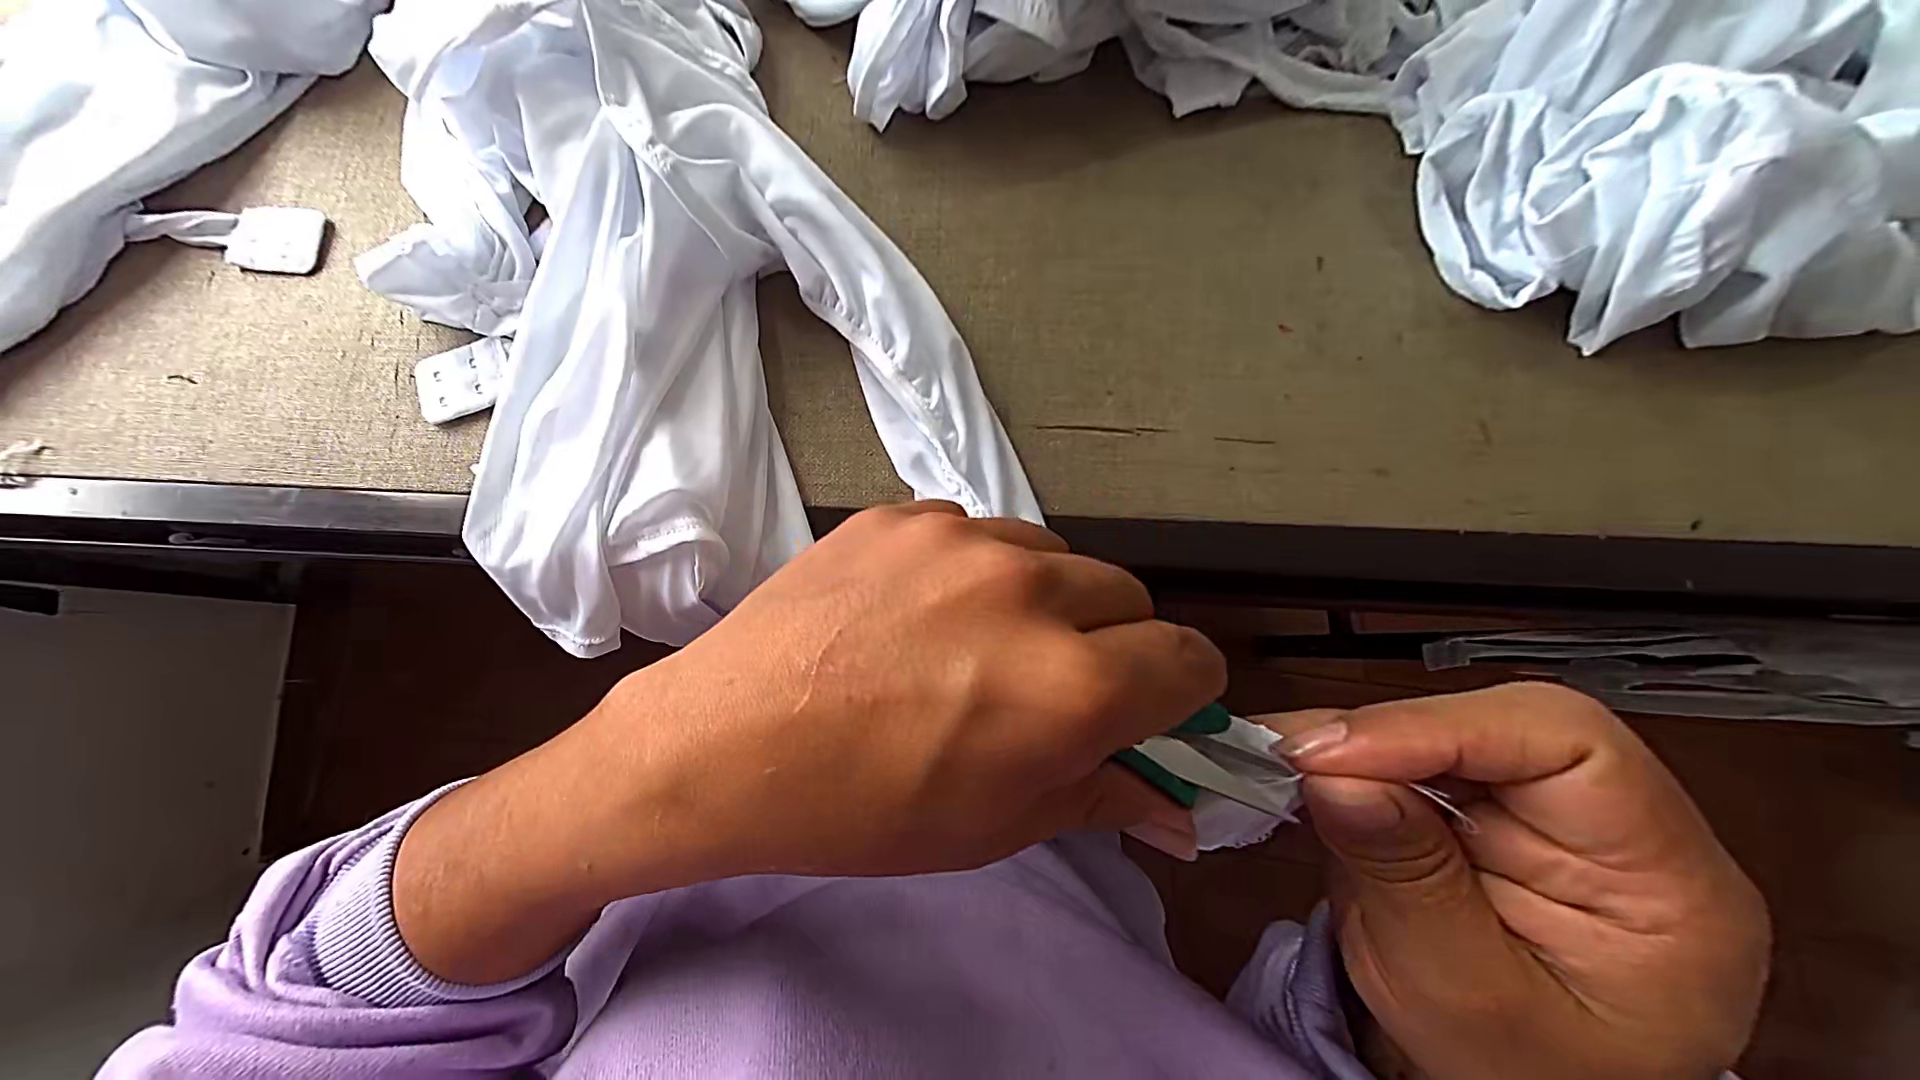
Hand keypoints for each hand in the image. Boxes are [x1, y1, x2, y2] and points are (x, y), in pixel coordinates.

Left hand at [396, 502, 1221, 981]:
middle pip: (1131, 594)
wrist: (722, 743)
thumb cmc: (863, 809)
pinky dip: (973, 569)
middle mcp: (1031, 590)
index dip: (1181, 691)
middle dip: (1113, 642)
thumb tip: (1179, 808)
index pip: (1191, 659)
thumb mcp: (995, 826)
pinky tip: (918, 610)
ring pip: (1055, 555)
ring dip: (1044, 598)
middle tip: (1050, 680)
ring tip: (976, 640)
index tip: (1149, 706)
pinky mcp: (903, 512)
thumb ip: (1102, 796)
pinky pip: (977, 531)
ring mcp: (961, 537)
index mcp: (1070, 684)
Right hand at [1260, 683, 1768, 1079]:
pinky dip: (1340, 761)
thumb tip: (1335, 778)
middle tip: (1290, 757)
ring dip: (1346, 745)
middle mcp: (1603, 820)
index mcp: (1662, 878)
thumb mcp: (1461, 991)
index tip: (1334, 755)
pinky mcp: (1474, 802)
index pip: (1564, 741)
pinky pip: (1402, 754)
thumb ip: (1404, 878)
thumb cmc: (1517, 1069)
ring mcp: (1533, 806)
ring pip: (1431, 728)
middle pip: (1485, 722)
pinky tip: (1299, 776)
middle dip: (1378, 735)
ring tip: (1278, 765)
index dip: (1436, 728)